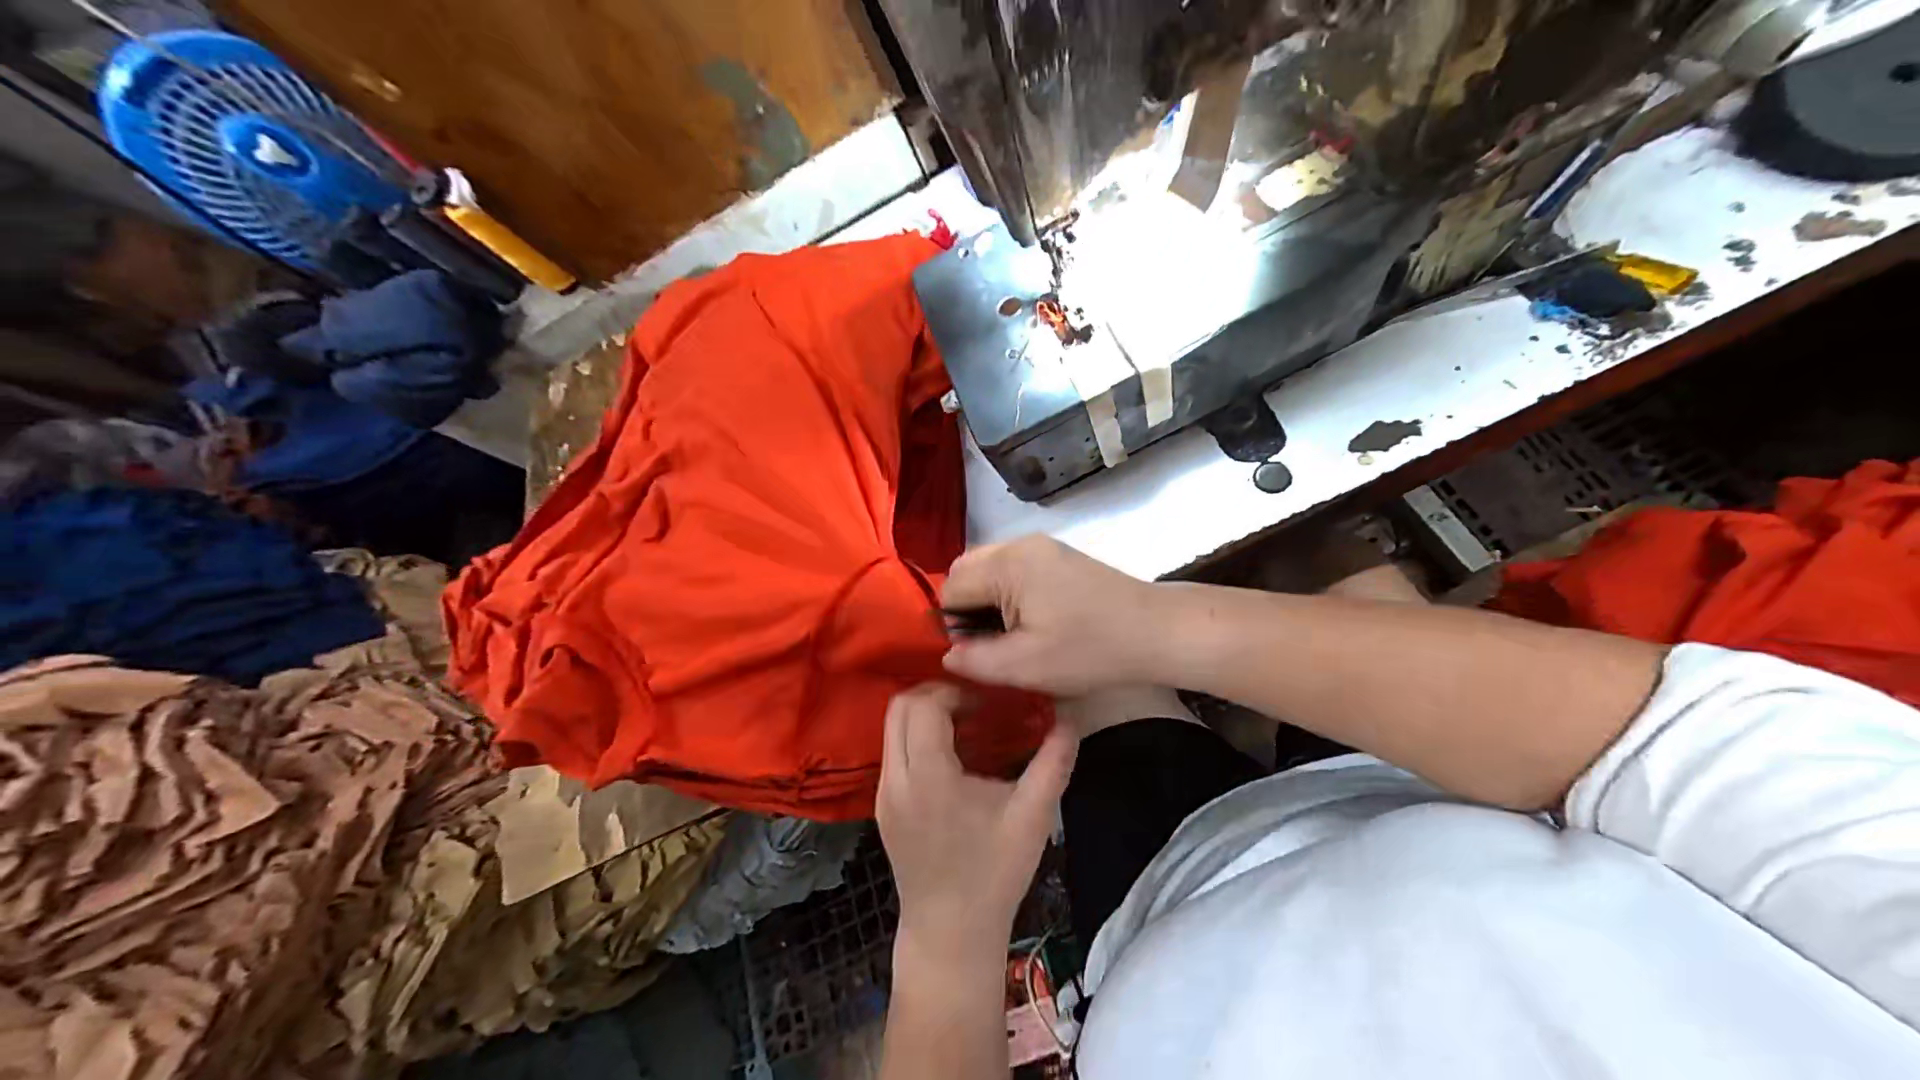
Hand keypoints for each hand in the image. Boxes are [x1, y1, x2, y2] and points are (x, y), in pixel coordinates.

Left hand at [877, 684, 1077, 959]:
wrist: (951, 934)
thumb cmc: (993, 875)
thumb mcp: (1031, 818)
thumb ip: (1052, 764)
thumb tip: (1069, 720)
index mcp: (928, 777)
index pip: (924, 705)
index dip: (954, 692)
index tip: (986, 700)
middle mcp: (896, 780)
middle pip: (899, 708)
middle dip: (935, 695)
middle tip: (973, 705)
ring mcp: (884, 795)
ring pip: (891, 729)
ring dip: (923, 716)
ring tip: (965, 727)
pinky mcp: (883, 809)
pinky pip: (892, 753)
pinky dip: (915, 739)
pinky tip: (951, 759)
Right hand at [941, 536, 1167, 694]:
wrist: (1155, 631)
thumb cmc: (1089, 649)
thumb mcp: (1025, 665)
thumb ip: (975, 660)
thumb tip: (947, 654)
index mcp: (1007, 564)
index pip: (951, 588)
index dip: (953, 624)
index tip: (975, 652)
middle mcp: (1019, 544)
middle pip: (966, 571)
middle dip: (966, 608)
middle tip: (989, 643)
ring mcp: (1042, 547)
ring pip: (989, 569)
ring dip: (987, 601)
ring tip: (1009, 635)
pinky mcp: (1058, 556)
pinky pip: (1013, 569)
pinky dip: (1008, 593)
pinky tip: (1031, 621)